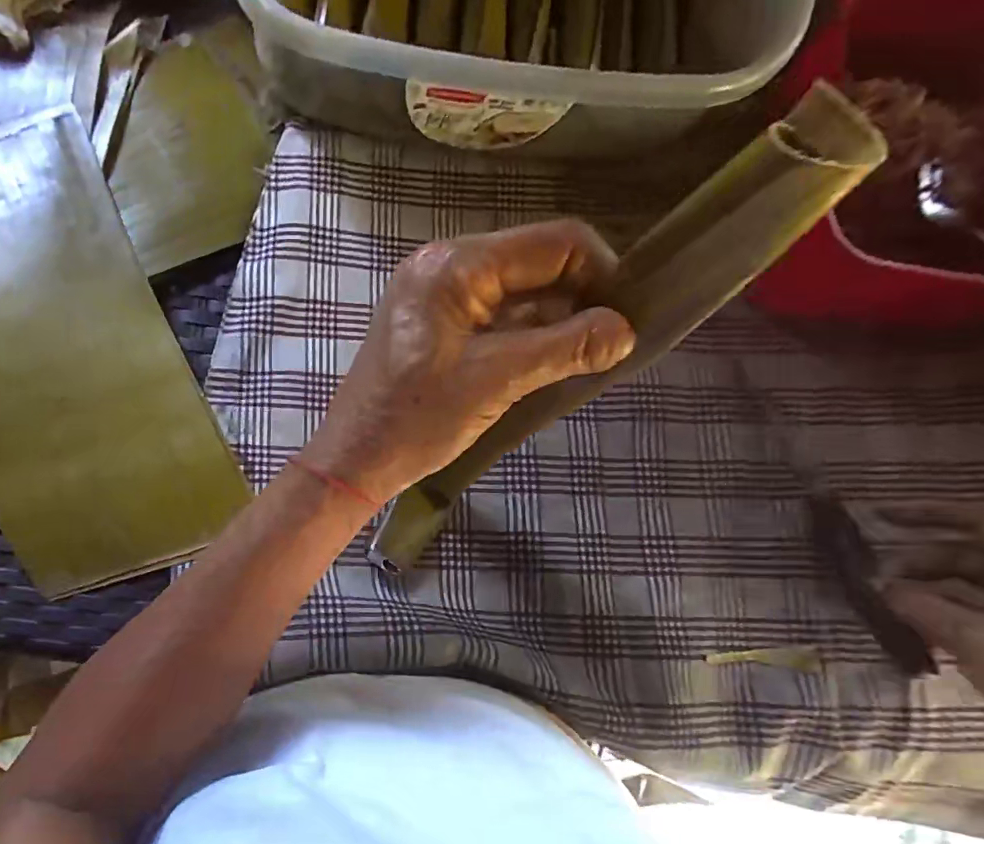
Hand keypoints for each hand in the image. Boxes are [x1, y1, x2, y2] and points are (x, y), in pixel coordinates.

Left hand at [297, 220, 634, 504]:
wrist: (355, 460)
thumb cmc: (416, 420)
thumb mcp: (495, 380)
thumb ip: (565, 348)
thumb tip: (626, 330)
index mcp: (455, 266)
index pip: (552, 243)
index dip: (600, 272)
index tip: (628, 315)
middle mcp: (444, 267)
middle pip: (534, 265)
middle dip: (578, 300)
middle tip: (613, 342)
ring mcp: (436, 297)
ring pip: (516, 295)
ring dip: (553, 322)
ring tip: (588, 358)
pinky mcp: (433, 327)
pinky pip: (493, 318)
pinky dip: (524, 337)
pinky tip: (550, 363)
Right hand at [878, 503, 983, 787]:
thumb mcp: (980, 642)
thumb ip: (925, 609)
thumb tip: (881, 587)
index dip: (935, 514)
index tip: (883, 518)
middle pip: (979, 557)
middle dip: (923, 562)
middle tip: (876, 578)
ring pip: (980, 590)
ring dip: (931, 592)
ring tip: (888, 605)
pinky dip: (949, 617)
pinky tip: (918, 630)